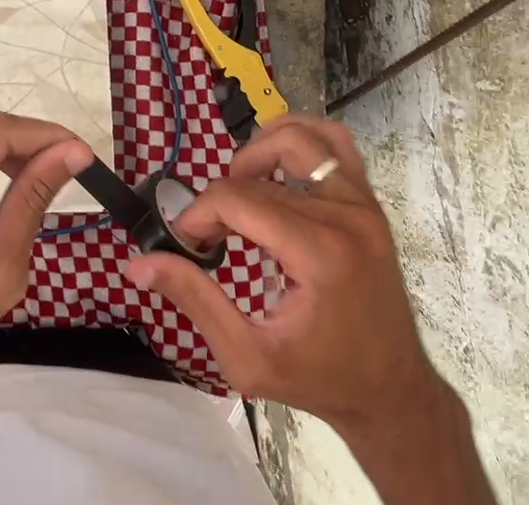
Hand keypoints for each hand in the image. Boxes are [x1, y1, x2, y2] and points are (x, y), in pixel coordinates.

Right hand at [125, 114, 443, 429]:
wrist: (391, 391)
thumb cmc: (320, 378)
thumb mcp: (247, 358)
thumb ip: (194, 301)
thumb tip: (138, 264)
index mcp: (318, 253)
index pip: (235, 199)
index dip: (196, 216)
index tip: (187, 247)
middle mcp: (344, 216)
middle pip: (256, 174)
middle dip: (217, 200)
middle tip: (208, 238)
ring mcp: (362, 203)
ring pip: (298, 137)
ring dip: (256, 154)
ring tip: (240, 192)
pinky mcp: (368, 202)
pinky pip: (333, 143)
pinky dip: (297, 142)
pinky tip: (274, 170)